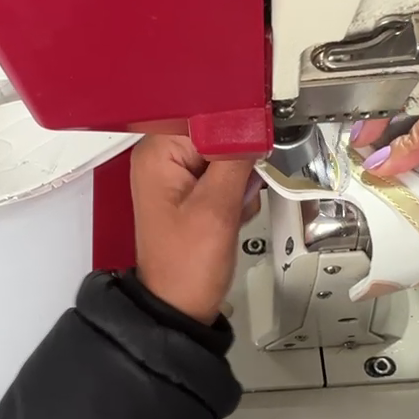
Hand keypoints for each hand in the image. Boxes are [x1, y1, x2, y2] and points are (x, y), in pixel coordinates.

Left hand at [131, 135, 260, 323]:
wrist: (180, 306)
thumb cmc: (184, 267)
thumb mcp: (216, 209)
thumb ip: (236, 159)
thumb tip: (255, 123)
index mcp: (158, 153)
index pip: (205, 112)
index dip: (237, 122)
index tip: (259, 135)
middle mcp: (163, 158)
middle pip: (218, 130)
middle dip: (241, 156)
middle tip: (242, 188)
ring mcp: (177, 174)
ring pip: (227, 153)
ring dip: (242, 177)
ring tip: (234, 207)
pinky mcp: (193, 189)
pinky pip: (226, 173)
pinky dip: (238, 191)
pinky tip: (234, 213)